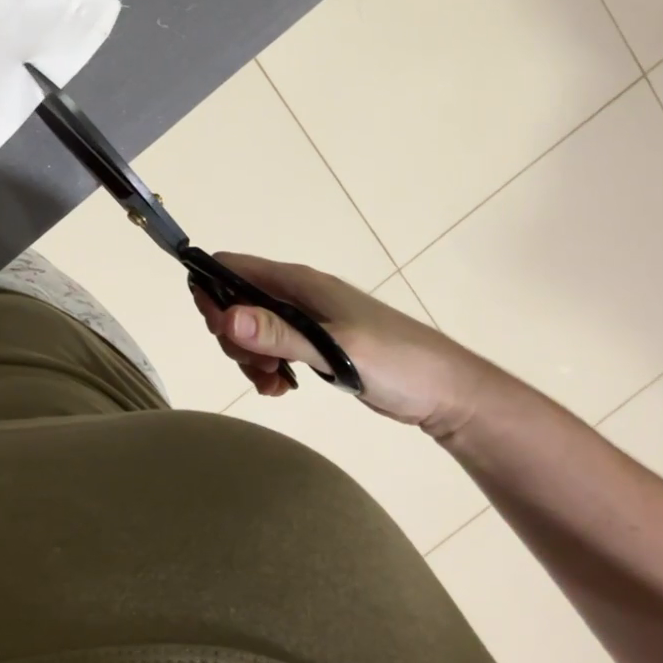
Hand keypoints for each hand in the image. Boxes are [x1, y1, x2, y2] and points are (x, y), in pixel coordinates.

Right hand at [188, 253, 498, 437]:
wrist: (451, 395)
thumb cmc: (399, 363)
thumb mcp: (335, 349)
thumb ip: (280, 334)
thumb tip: (225, 319)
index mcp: (298, 282)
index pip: (229, 267)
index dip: (211, 291)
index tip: (219, 330)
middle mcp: (295, 294)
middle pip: (232, 301)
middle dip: (231, 335)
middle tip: (255, 365)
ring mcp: (303, 319)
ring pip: (247, 328)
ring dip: (247, 356)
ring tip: (271, 383)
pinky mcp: (311, 343)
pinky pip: (268, 348)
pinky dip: (264, 368)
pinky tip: (280, 389)